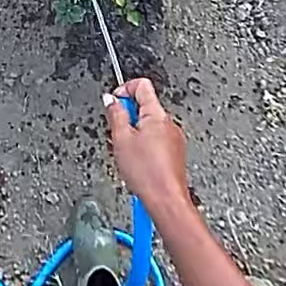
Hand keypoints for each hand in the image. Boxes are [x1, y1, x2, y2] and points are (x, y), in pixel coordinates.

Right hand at [103, 78, 190, 213]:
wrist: (166, 201)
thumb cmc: (147, 174)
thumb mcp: (121, 139)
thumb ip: (115, 115)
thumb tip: (110, 99)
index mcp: (156, 114)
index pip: (141, 85)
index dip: (124, 90)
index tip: (114, 102)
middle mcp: (168, 123)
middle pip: (144, 106)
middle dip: (128, 116)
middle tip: (118, 133)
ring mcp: (174, 138)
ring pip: (149, 124)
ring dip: (135, 132)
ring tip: (127, 151)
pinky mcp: (175, 152)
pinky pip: (157, 139)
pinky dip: (145, 144)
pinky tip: (138, 161)